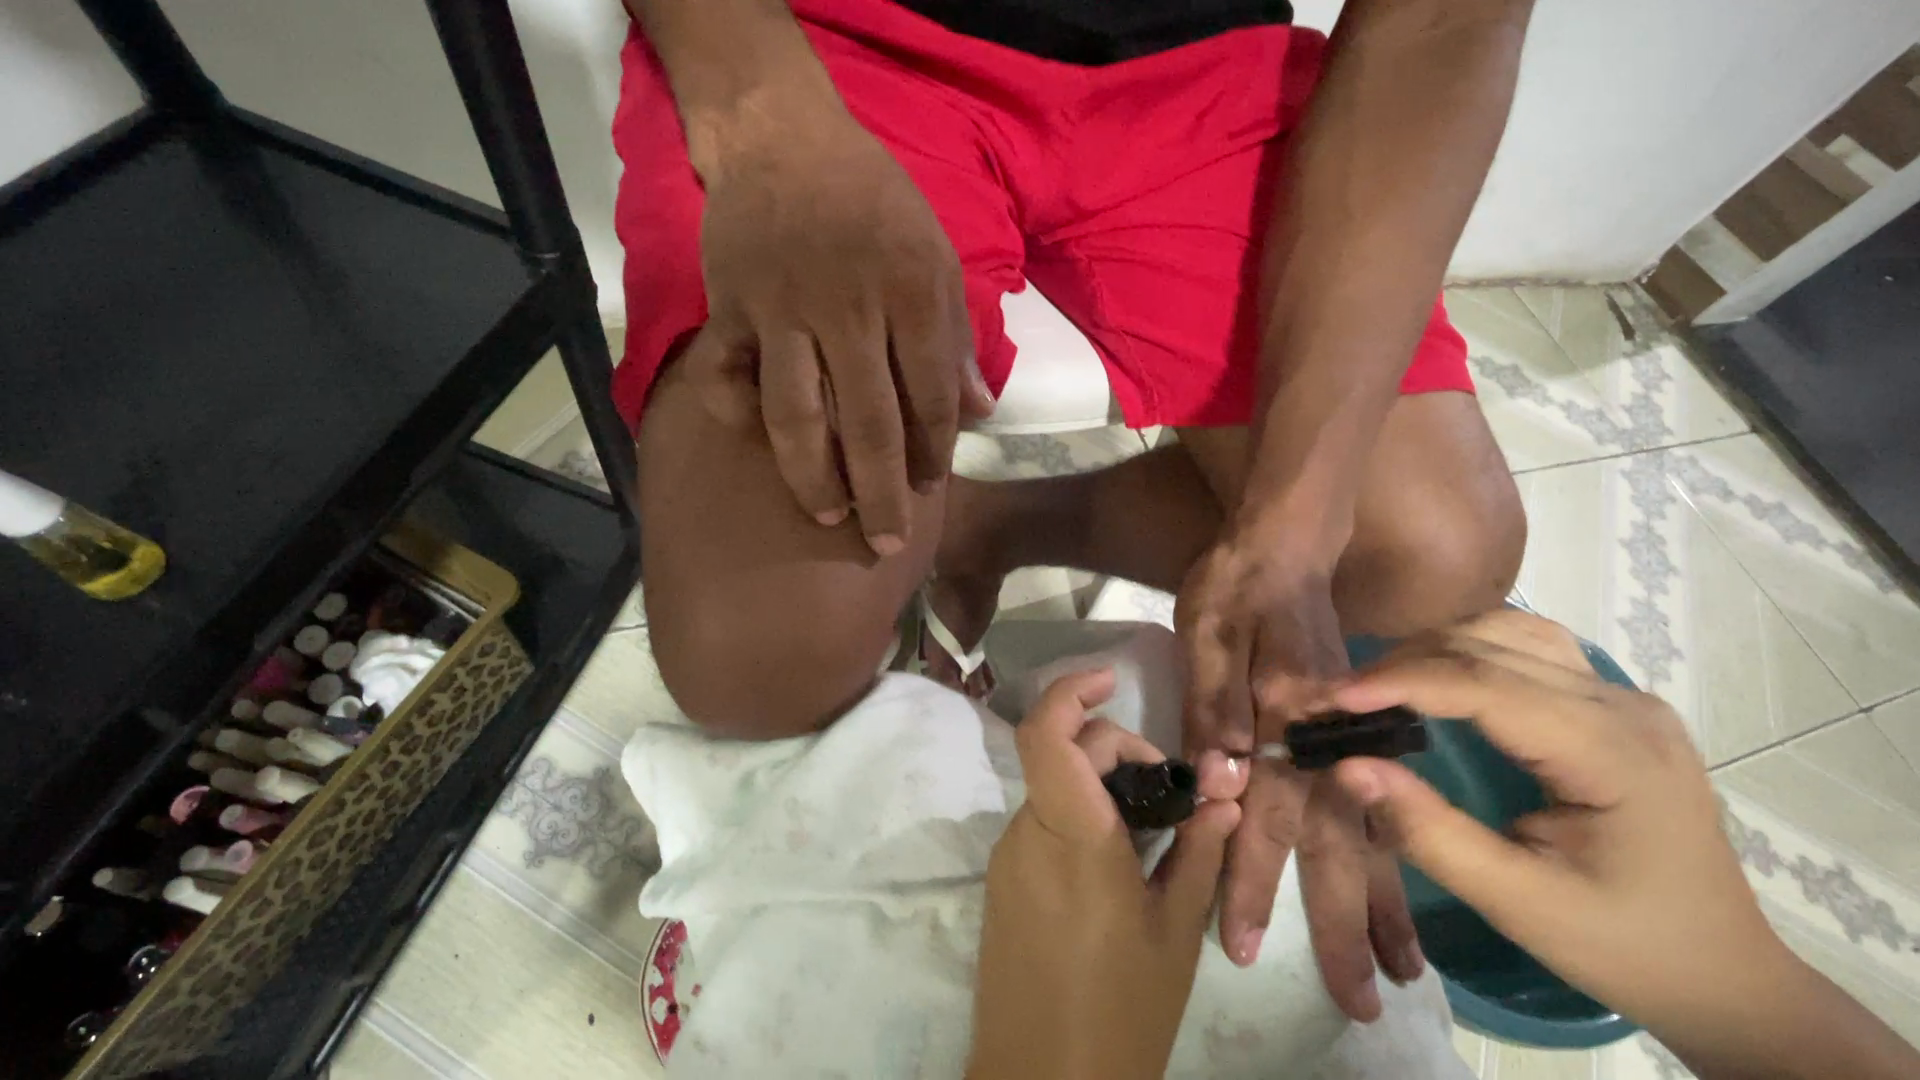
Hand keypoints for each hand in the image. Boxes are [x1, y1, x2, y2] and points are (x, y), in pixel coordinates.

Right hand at [691, 101, 991, 556]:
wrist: (782, 135)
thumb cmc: (873, 198)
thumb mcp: (936, 252)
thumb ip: (956, 336)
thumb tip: (981, 413)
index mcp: (912, 290)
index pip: (930, 396)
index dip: (935, 451)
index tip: (932, 487)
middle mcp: (848, 307)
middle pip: (869, 423)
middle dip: (883, 493)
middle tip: (888, 543)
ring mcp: (782, 310)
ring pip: (798, 414)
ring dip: (815, 476)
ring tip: (831, 518)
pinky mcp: (728, 306)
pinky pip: (726, 375)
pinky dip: (736, 414)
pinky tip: (755, 447)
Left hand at [969, 669, 1241, 1079]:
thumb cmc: (1121, 1009)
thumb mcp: (1176, 930)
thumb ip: (1200, 848)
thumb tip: (1225, 789)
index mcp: (1071, 835)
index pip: (1047, 733)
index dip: (1071, 691)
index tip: (1111, 679)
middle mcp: (1027, 834)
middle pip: (1063, 757)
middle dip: (1117, 751)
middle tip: (1173, 792)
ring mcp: (1008, 860)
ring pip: (1055, 790)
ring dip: (1102, 788)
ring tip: (1157, 834)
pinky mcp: (1003, 884)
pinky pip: (1044, 827)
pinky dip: (1082, 820)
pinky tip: (1123, 864)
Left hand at [1177, 536, 1421, 1018]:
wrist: (1289, 538)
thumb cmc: (1235, 584)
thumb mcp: (1205, 635)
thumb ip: (1214, 707)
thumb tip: (1222, 786)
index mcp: (1283, 722)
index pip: (1264, 819)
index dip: (1249, 884)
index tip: (1242, 949)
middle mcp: (1326, 739)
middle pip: (1333, 842)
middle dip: (1338, 923)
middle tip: (1359, 1001)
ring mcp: (1349, 733)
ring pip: (1369, 829)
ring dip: (1381, 901)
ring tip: (1400, 969)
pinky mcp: (1357, 724)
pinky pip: (1377, 799)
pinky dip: (1391, 849)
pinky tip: (1404, 884)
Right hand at [1328, 611, 1791, 1040]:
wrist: (1724, 976)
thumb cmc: (1623, 946)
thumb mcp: (1519, 903)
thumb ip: (1430, 832)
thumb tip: (1348, 766)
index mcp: (1613, 751)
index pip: (1486, 684)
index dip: (1400, 682)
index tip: (1331, 699)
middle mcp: (1624, 705)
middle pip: (1493, 645)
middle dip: (1404, 663)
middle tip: (1340, 699)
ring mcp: (1625, 699)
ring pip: (1510, 632)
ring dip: (1435, 649)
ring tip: (1379, 687)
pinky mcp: (1614, 706)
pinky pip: (1528, 649)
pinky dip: (1469, 651)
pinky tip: (1438, 680)